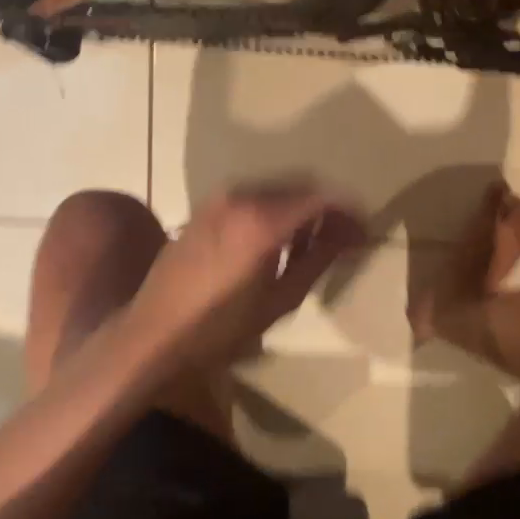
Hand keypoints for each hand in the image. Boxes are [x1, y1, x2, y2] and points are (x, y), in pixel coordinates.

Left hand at [128, 179, 368, 365]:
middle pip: (300, 186)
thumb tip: (348, 235)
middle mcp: (241, 197)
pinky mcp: (206, 206)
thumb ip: (318, 260)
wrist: (154, 332)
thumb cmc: (221, 328)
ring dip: (301, 208)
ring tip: (317, 243)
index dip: (349, 212)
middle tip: (346, 238)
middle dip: (327, 208)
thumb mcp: (280, 300)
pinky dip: (276, 210)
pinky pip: (254, 196)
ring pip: (277, 189)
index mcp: (261, 221)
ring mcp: (219, 198)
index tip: (365, 232)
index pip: (321, 198)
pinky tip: (281, 242)